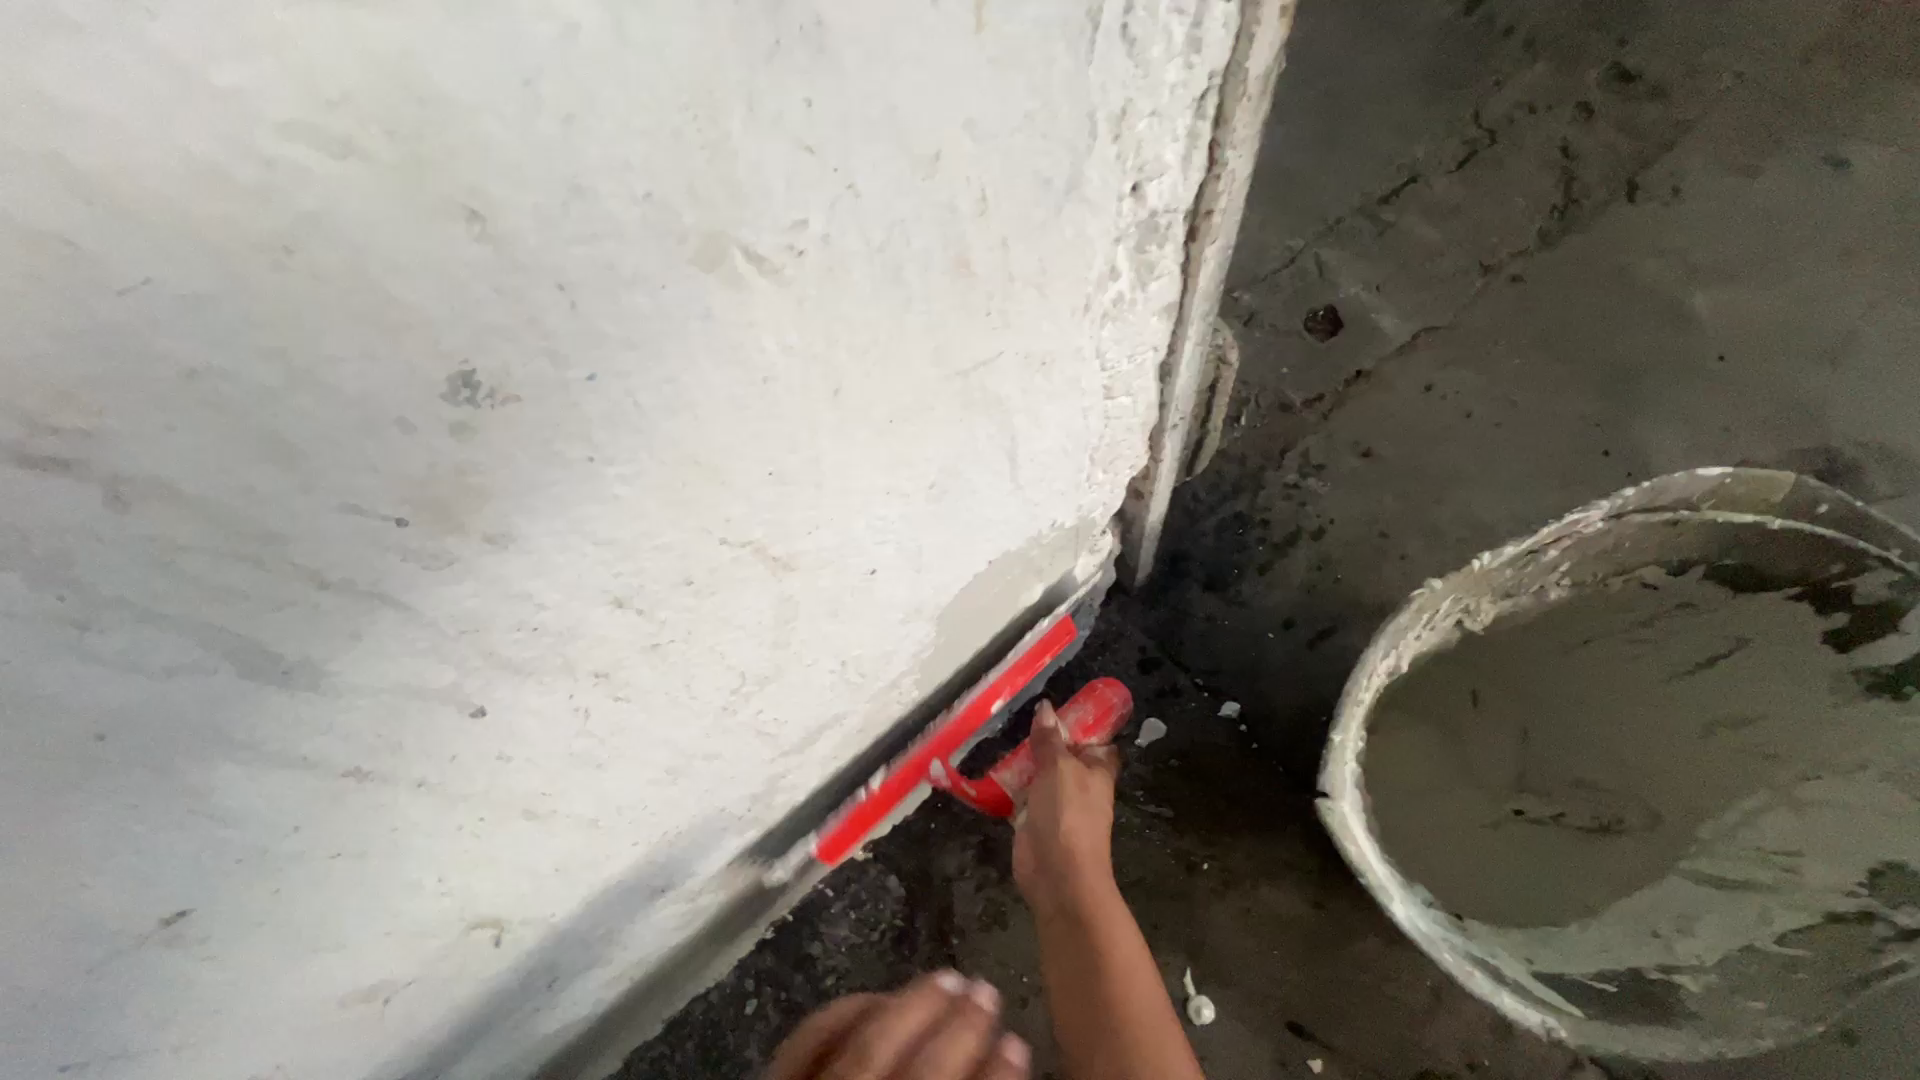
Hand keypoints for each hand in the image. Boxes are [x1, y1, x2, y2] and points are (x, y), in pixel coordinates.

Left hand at [767, 971, 1029, 1079]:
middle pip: (914, 1078)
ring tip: (949, 978)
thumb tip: (998, 1072)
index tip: (1018, 1046)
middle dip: (958, 1031)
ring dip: (911, 1006)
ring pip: (863, 1049)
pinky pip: (809, 1041)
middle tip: (987, 993)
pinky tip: (879, 997)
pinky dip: (846, 1011)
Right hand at [1012, 700, 1121, 915]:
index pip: (1095, 740)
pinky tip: (984, 762)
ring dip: (1019, 757)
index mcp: (1096, 770)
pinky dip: (1004, 782)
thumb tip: (1046, 707)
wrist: (1058, 875)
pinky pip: (1017, 793)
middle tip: (1013, 707)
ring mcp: (1053, 802)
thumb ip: (1049, 739)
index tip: (1057, 701)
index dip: (1080, 722)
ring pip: (1036, 772)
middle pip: (1060, 753)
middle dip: (1041, 736)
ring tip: (994, 727)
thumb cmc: (1069, 815)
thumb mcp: (1059, 768)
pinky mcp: (1031, 818)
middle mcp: (1077, 783)